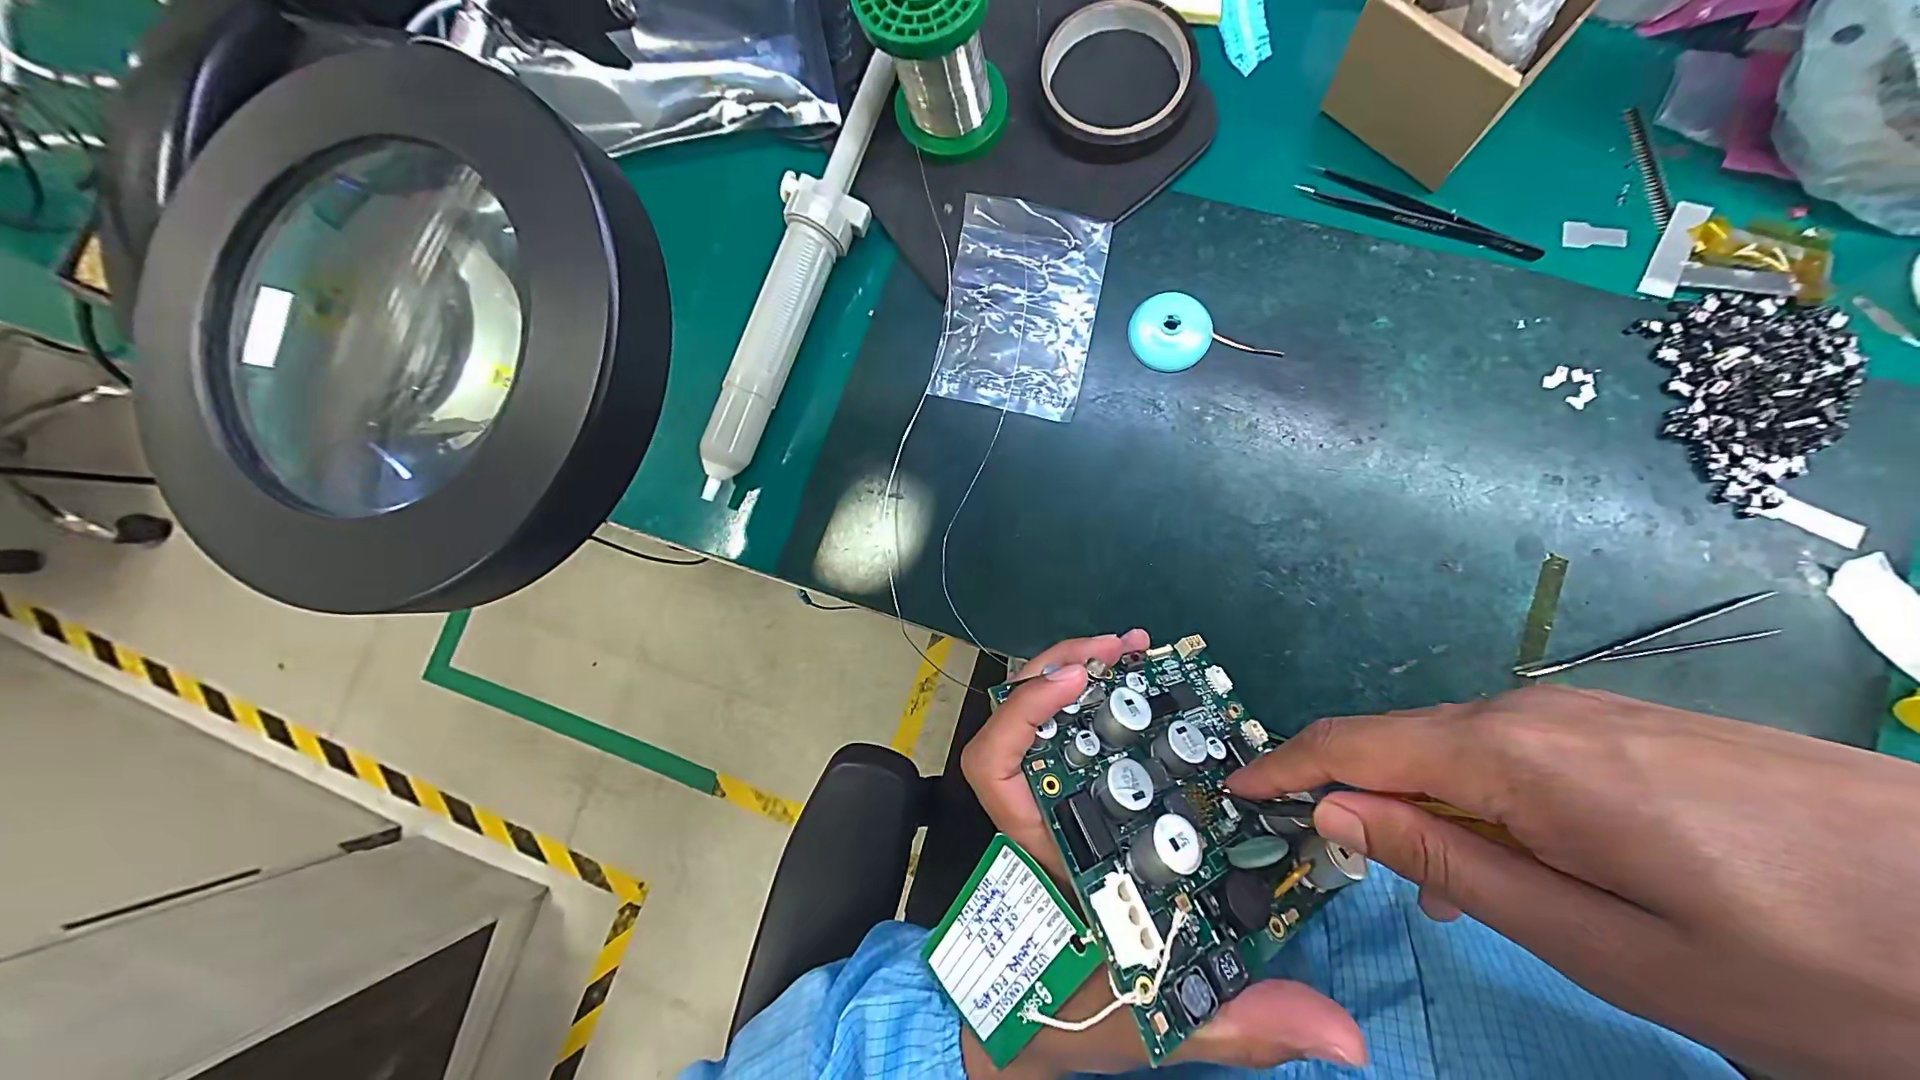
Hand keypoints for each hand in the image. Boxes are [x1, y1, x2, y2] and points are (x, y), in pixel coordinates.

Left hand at [958, 632, 1365, 1077]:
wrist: (1033, 1031)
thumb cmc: (1076, 1020)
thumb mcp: (1152, 1019)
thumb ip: (1235, 1023)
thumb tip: (1343, 1034)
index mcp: (1043, 853)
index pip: (994, 769)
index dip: (1021, 715)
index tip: (1076, 680)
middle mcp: (1040, 817)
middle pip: (1016, 723)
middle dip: (1059, 670)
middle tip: (1122, 647)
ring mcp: (1051, 805)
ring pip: (1039, 720)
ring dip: (1077, 672)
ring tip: (1131, 649)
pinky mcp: (1070, 803)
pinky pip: (1070, 738)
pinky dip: (1094, 703)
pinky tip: (1133, 686)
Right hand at [1226, 684, 1919, 1079]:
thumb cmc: (1814, 966)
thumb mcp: (1608, 946)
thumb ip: (1452, 865)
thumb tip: (1335, 809)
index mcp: (1512, 757)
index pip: (1353, 744)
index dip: (1284, 764)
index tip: (1237, 790)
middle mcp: (1527, 712)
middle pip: (1395, 740)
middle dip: (1349, 791)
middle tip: (1335, 858)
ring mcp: (1580, 711)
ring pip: (1451, 746)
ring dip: (1422, 802)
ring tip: (1446, 883)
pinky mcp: (1622, 724)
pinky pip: (1510, 749)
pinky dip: (1480, 795)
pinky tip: (1524, 852)